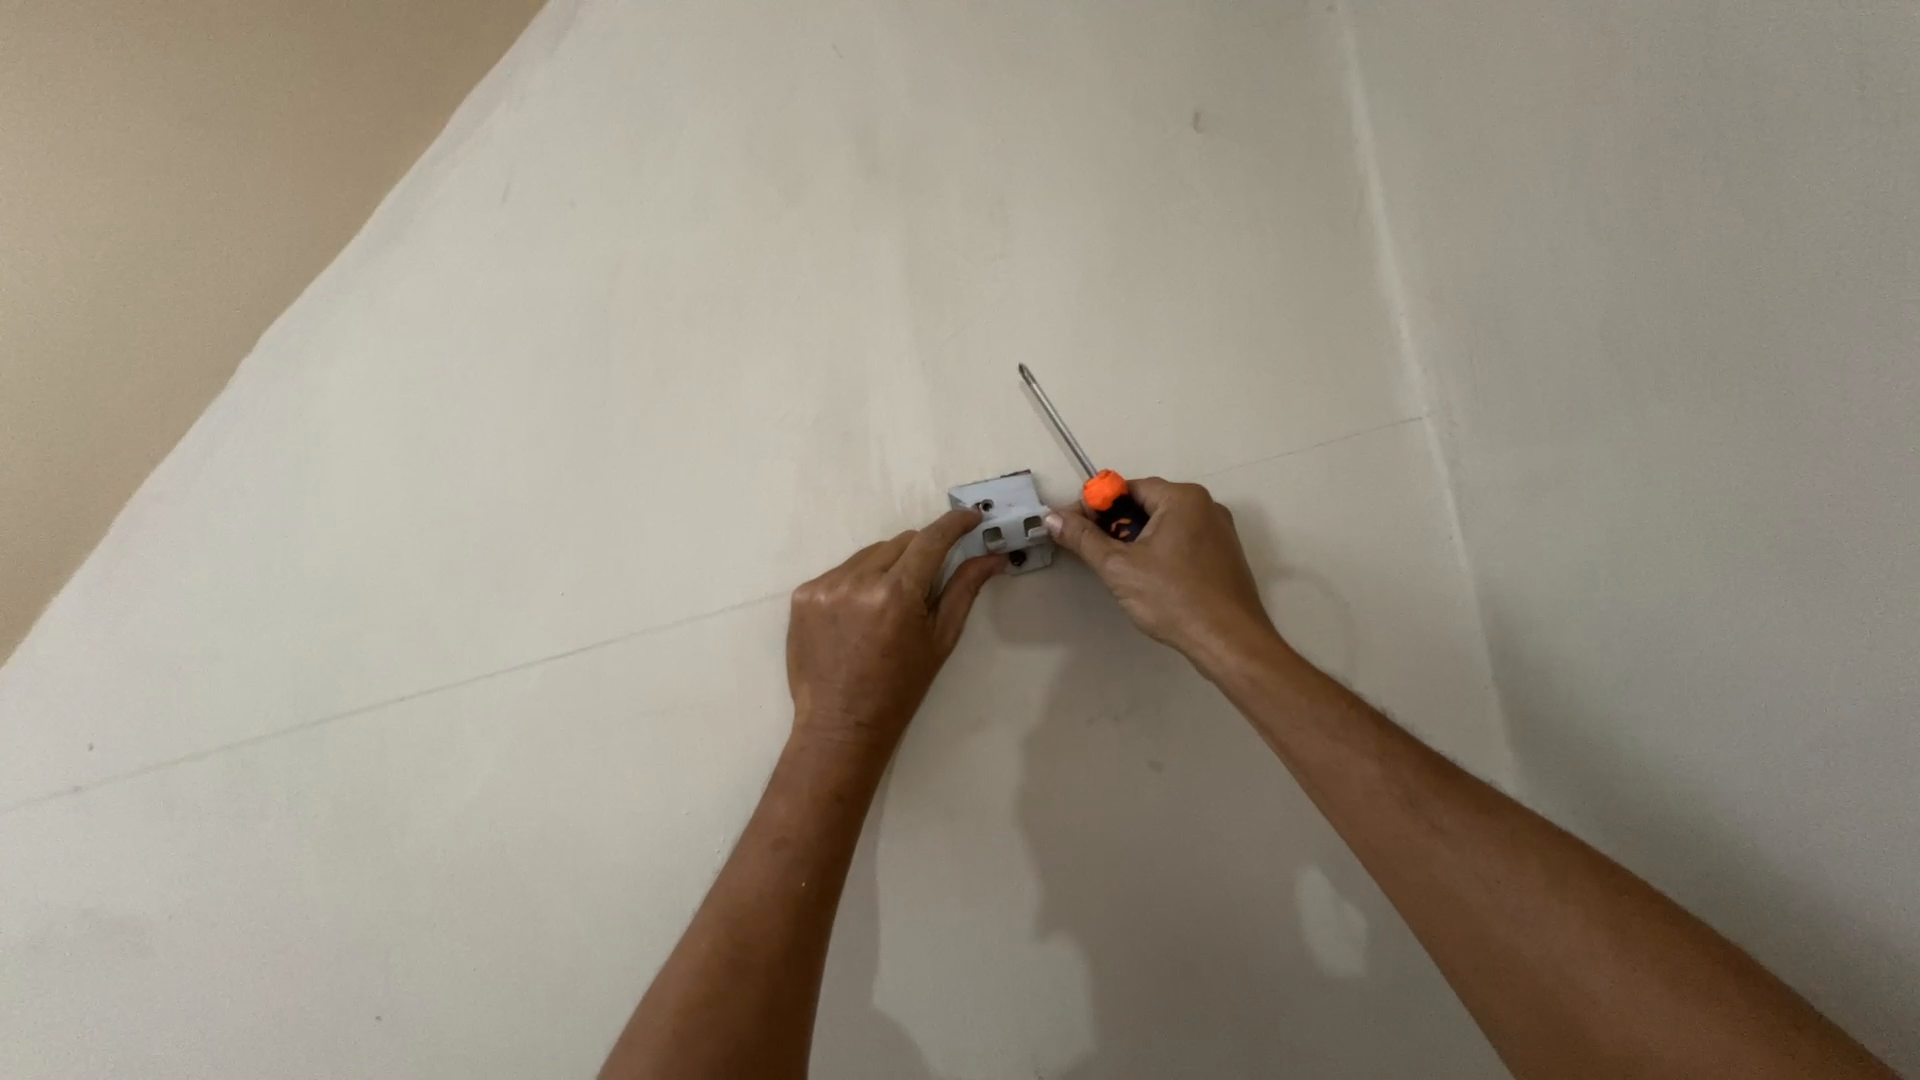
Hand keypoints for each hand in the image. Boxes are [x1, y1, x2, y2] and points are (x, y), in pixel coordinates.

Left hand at [786, 509, 1003, 751]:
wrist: (841, 724)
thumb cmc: (900, 688)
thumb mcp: (940, 640)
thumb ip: (964, 590)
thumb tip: (992, 557)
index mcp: (897, 594)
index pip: (931, 540)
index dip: (954, 523)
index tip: (970, 516)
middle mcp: (858, 581)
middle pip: (901, 542)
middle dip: (920, 553)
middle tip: (927, 582)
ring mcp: (825, 586)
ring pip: (869, 554)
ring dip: (887, 566)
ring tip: (888, 605)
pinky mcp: (803, 594)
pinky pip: (841, 571)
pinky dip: (857, 581)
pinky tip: (859, 614)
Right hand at [1045, 477, 1283, 671]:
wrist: (1229, 642)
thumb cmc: (1174, 599)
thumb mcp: (1119, 568)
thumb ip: (1084, 539)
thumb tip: (1053, 518)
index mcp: (1183, 498)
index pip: (1128, 488)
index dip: (1096, 506)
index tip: (1074, 528)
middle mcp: (1206, 506)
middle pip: (1147, 504)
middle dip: (1116, 524)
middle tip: (1094, 551)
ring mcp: (1220, 531)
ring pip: (1164, 524)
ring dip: (1136, 540)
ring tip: (1119, 568)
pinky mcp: (1224, 556)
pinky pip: (1183, 541)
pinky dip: (1160, 551)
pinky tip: (1149, 579)